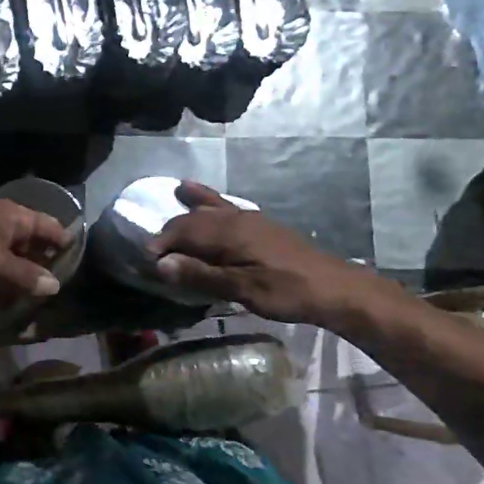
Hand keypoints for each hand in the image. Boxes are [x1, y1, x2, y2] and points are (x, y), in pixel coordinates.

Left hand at [0, 199, 69, 303]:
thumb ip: (28, 276)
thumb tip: (54, 284)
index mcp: (13, 214)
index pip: (50, 226)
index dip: (64, 244)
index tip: (73, 266)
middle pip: (28, 238)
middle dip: (37, 264)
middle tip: (45, 290)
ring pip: (5, 250)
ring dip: (13, 272)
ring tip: (19, 297)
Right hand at [147, 181, 397, 324]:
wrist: (335, 288)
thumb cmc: (287, 291)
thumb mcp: (242, 289)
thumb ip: (201, 275)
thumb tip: (162, 264)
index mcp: (229, 231)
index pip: (182, 230)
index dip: (161, 243)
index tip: (148, 262)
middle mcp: (236, 218)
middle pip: (194, 218)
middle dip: (172, 229)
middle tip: (155, 250)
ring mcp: (251, 219)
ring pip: (212, 208)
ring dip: (192, 207)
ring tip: (177, 192)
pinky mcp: (262, 227)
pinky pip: (227, 208)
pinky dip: (212, 201)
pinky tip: (210, 201)